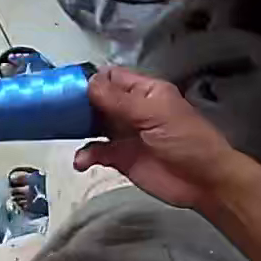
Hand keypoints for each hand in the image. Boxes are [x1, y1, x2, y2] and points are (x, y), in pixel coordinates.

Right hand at [75, 65, 252, 208]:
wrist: (204, 182)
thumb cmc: (185, 140)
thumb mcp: (153, 114)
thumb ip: (119, 100)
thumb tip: (88, 83)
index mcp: (144, 92)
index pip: (112, 77)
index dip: (90, 79)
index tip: (66, 86)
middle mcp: (131, 110)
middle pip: (97, 100)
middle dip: (78, 103)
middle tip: (56, 109)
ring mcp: (124, 134)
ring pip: (93, 125)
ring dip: (78, 129)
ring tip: (62, 131)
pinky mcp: (119, 158)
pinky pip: (95, 152)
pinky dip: (85, 156)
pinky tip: (82, 162)